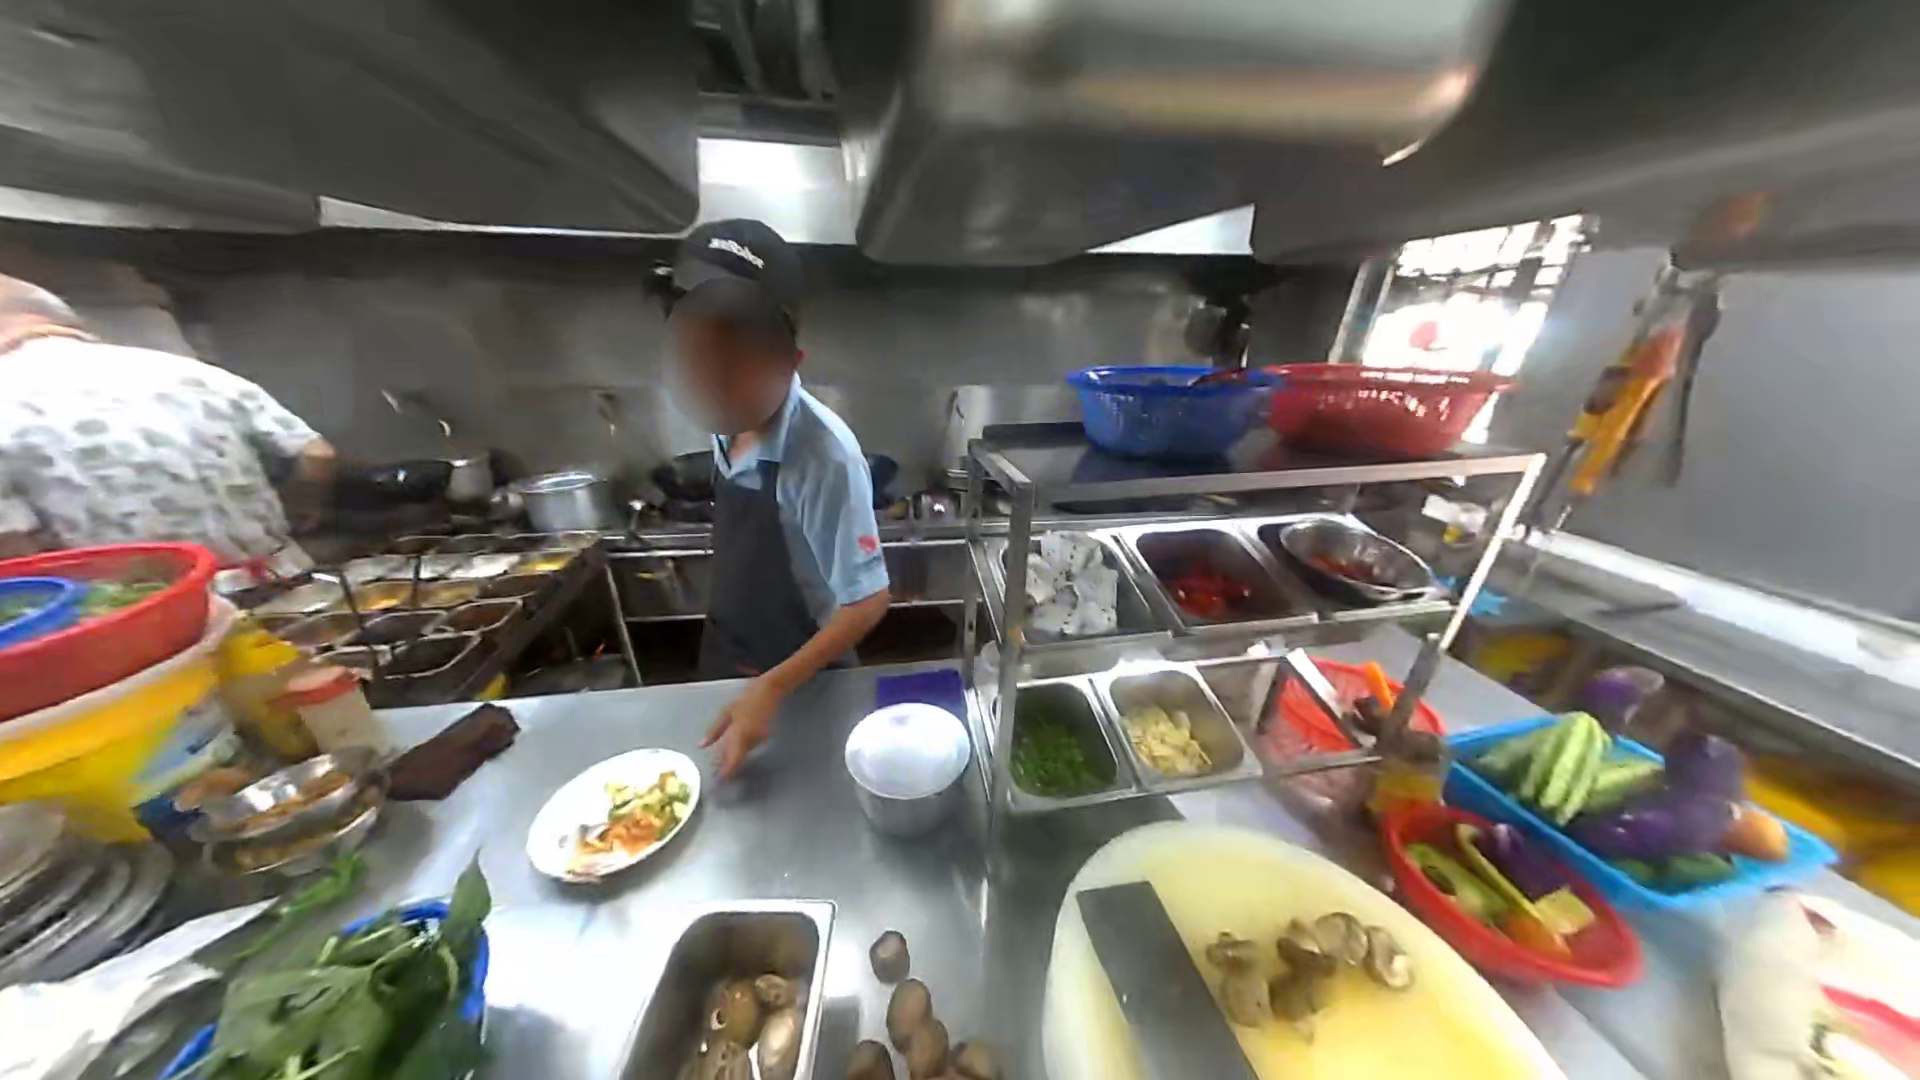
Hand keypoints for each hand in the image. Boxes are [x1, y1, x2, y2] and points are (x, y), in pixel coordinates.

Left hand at [702, 677, 782, 777]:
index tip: (719, 780)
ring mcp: (759, 738)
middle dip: (728, 764)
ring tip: (723, 755)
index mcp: (740, 733)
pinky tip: (736, 741)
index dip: (727, 772)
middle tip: (716, 769)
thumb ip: (715, 730)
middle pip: (739, 757)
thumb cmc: (747, 698)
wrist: (770, 690)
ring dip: (735, 753)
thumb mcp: (727, 712)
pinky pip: (750, 744)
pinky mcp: (764, 735)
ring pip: (744, 751)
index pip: (733, 759)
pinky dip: (742, 745)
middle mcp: (751, 739)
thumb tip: (702, 745)